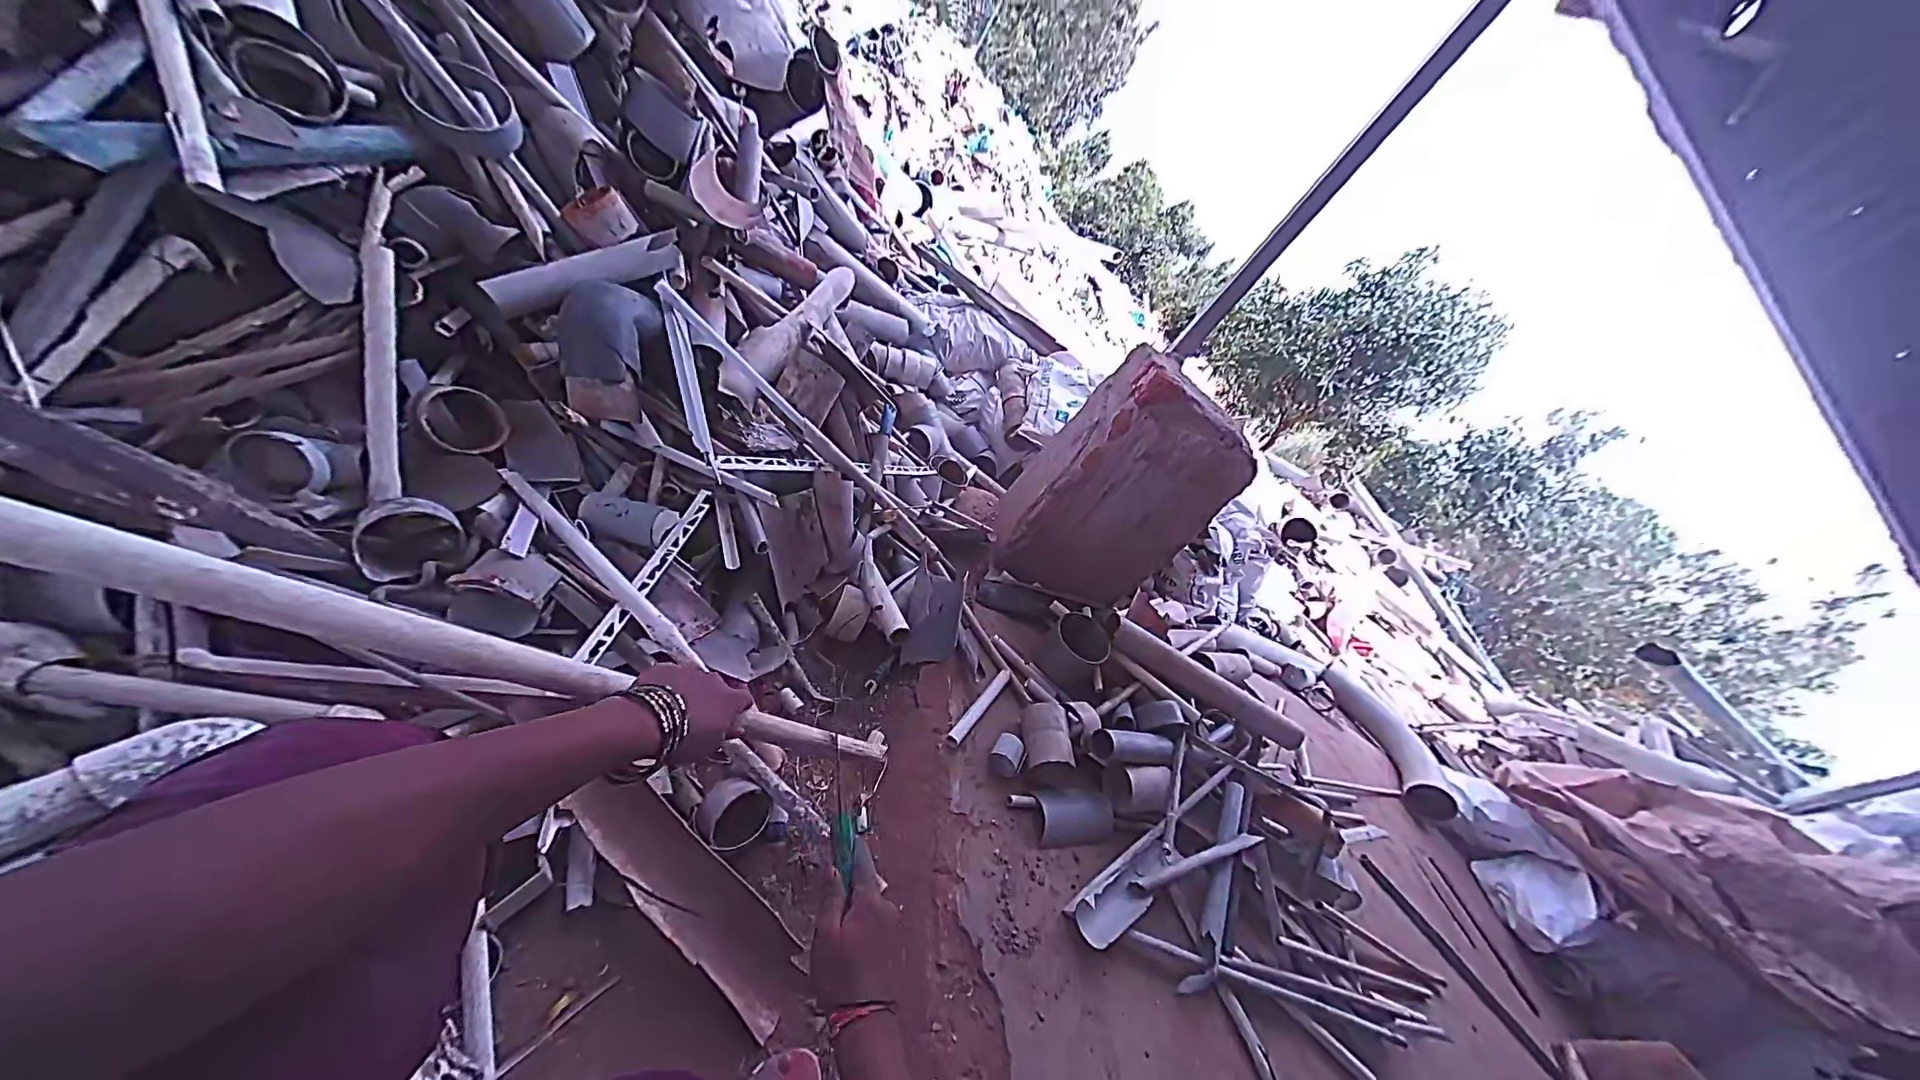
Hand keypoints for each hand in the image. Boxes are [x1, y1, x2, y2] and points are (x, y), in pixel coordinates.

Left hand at [632, 664, 753, 763]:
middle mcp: (713, 681)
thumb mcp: (708, 746)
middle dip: (712, 699)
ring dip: (689, 691)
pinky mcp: (666, 668)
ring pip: (694, 680)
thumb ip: (724, 734)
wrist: (646, 723)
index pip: (744, 699)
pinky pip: (671, 675)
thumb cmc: (680, 737)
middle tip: (699, 718)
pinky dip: (667, 685)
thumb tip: (732, 730)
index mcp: (729, 700)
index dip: (739, 708)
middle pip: (719, 687)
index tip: (733, 716)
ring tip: (675, 711)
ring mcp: (690, 672)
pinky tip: (657, 701)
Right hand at [810, 845, 899, 1008]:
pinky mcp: (895, 937)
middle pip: (866, 881)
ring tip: (838, 930)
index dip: (849, 846)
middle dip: (849, 883)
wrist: (865, 1016)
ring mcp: (894, 922)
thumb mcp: (826, 932)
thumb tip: (833, 866)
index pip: (860, 861)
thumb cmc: (840, 975)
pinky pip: (877, 916)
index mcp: (870, 900)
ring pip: (871, 900)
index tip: (842, 831)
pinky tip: (852, 939)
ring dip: (856, 904)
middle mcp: (887, 906)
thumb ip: (831, 895)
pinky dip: (864, 918)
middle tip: (830, 900)